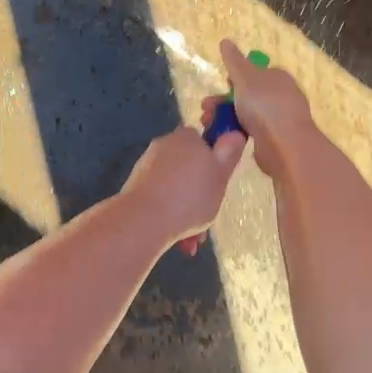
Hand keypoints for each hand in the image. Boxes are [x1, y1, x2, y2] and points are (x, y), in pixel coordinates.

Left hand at [120, 126, 244, 255]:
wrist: (145, 218)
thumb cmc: (190, 197)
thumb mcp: (220, 176)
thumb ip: (229, 154)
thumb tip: (235, 133)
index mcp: (186, 137)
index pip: (202, 141)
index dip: (213, 161)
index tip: (217, 183)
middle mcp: (164, 144)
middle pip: (188, 166)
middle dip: (198, 192)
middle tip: (206, 215)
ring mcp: (147, 163)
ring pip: (175, 185)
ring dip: (186, 208)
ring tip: (191, 239)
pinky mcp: (136, 182)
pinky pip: (160, 195)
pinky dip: (169, 212)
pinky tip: (177, 237)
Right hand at [199, 39, 318, 184]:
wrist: (285, 145)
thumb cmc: (264, 104)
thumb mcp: (245, 76)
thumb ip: (234, 60)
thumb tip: (225, 41)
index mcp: (278, 77)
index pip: (255, 71)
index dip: (236, 76)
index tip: (222, 84)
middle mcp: (281, 95)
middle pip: (247, 93)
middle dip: (224, 99)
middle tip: (206, 107)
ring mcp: (278, 118)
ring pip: (246, 113)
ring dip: (225, 115)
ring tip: (207, 122)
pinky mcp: (273, 139)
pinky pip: (250, 130)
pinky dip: (235, 131)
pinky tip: (222, 134)